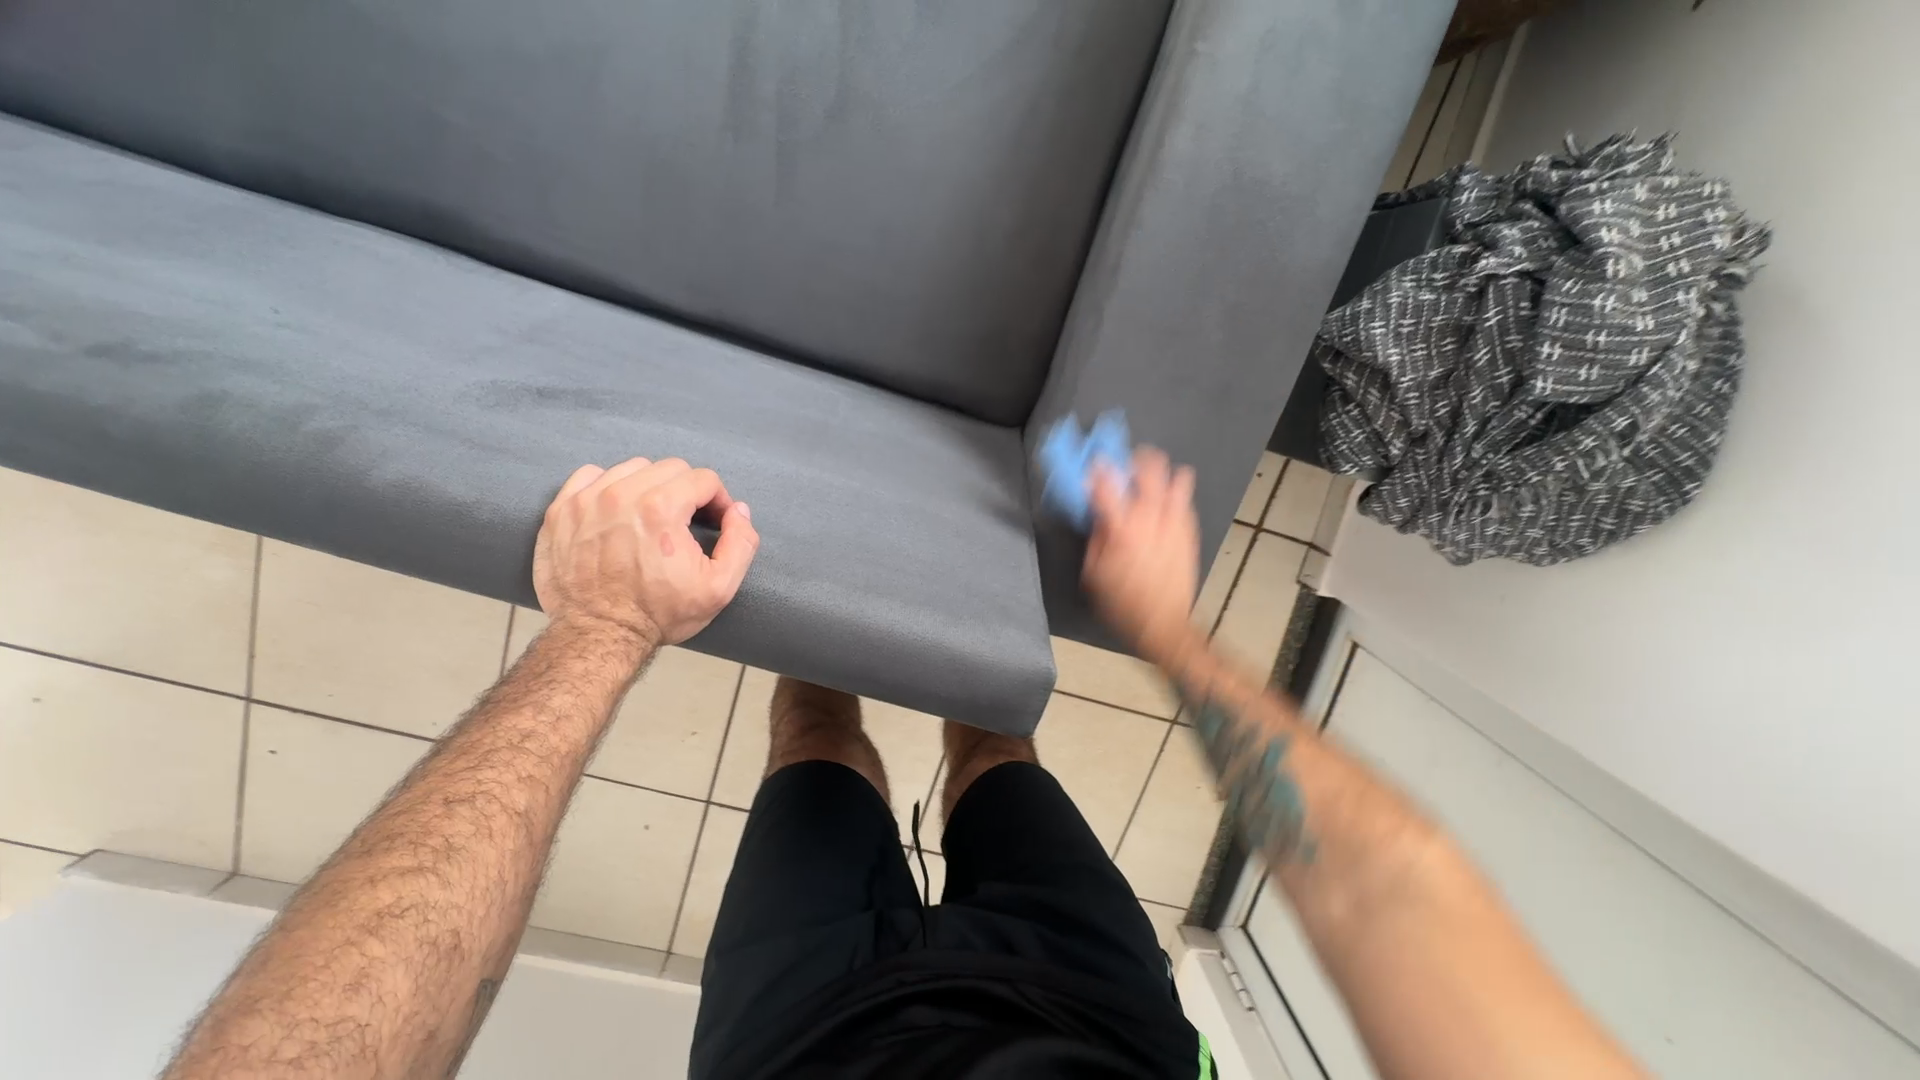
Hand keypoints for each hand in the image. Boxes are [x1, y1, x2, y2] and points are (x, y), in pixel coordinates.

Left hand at [534, 458, 759, 647]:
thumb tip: (738, 510)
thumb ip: (741, 542)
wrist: (599, 636)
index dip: (718, 500)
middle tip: (686, 522)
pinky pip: (591, 476)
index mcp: (661, 508)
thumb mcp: (718, 588)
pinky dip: (609, 486)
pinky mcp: (561, 511)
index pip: (703, 479)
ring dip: (650, 486)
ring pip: (632, 469)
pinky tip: (617, 511)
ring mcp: (586, 500)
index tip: (715, 521)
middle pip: (669, 469)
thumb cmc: (658, 614)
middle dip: (687, 491)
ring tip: (651, 518)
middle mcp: (621, 494)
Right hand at [1083, 446, 1199, 664]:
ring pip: (1177, 479)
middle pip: (1149, 471)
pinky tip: (1168, 501)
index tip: (1094, 463)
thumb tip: (1098, 514)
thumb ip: (1096, 537)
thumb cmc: (1121, 603)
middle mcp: (1150, 519)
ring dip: (1163, 472)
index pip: (1106, 486)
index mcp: (1121, 529)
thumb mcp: (1093, 573)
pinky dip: (1176, 495)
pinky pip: (1186, 502)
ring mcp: (1175, 524)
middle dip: (1136, 460)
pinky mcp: (1190, 533)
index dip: (1098, 469)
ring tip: (1154, 474)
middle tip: (1128, 463)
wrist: (1163, 625)